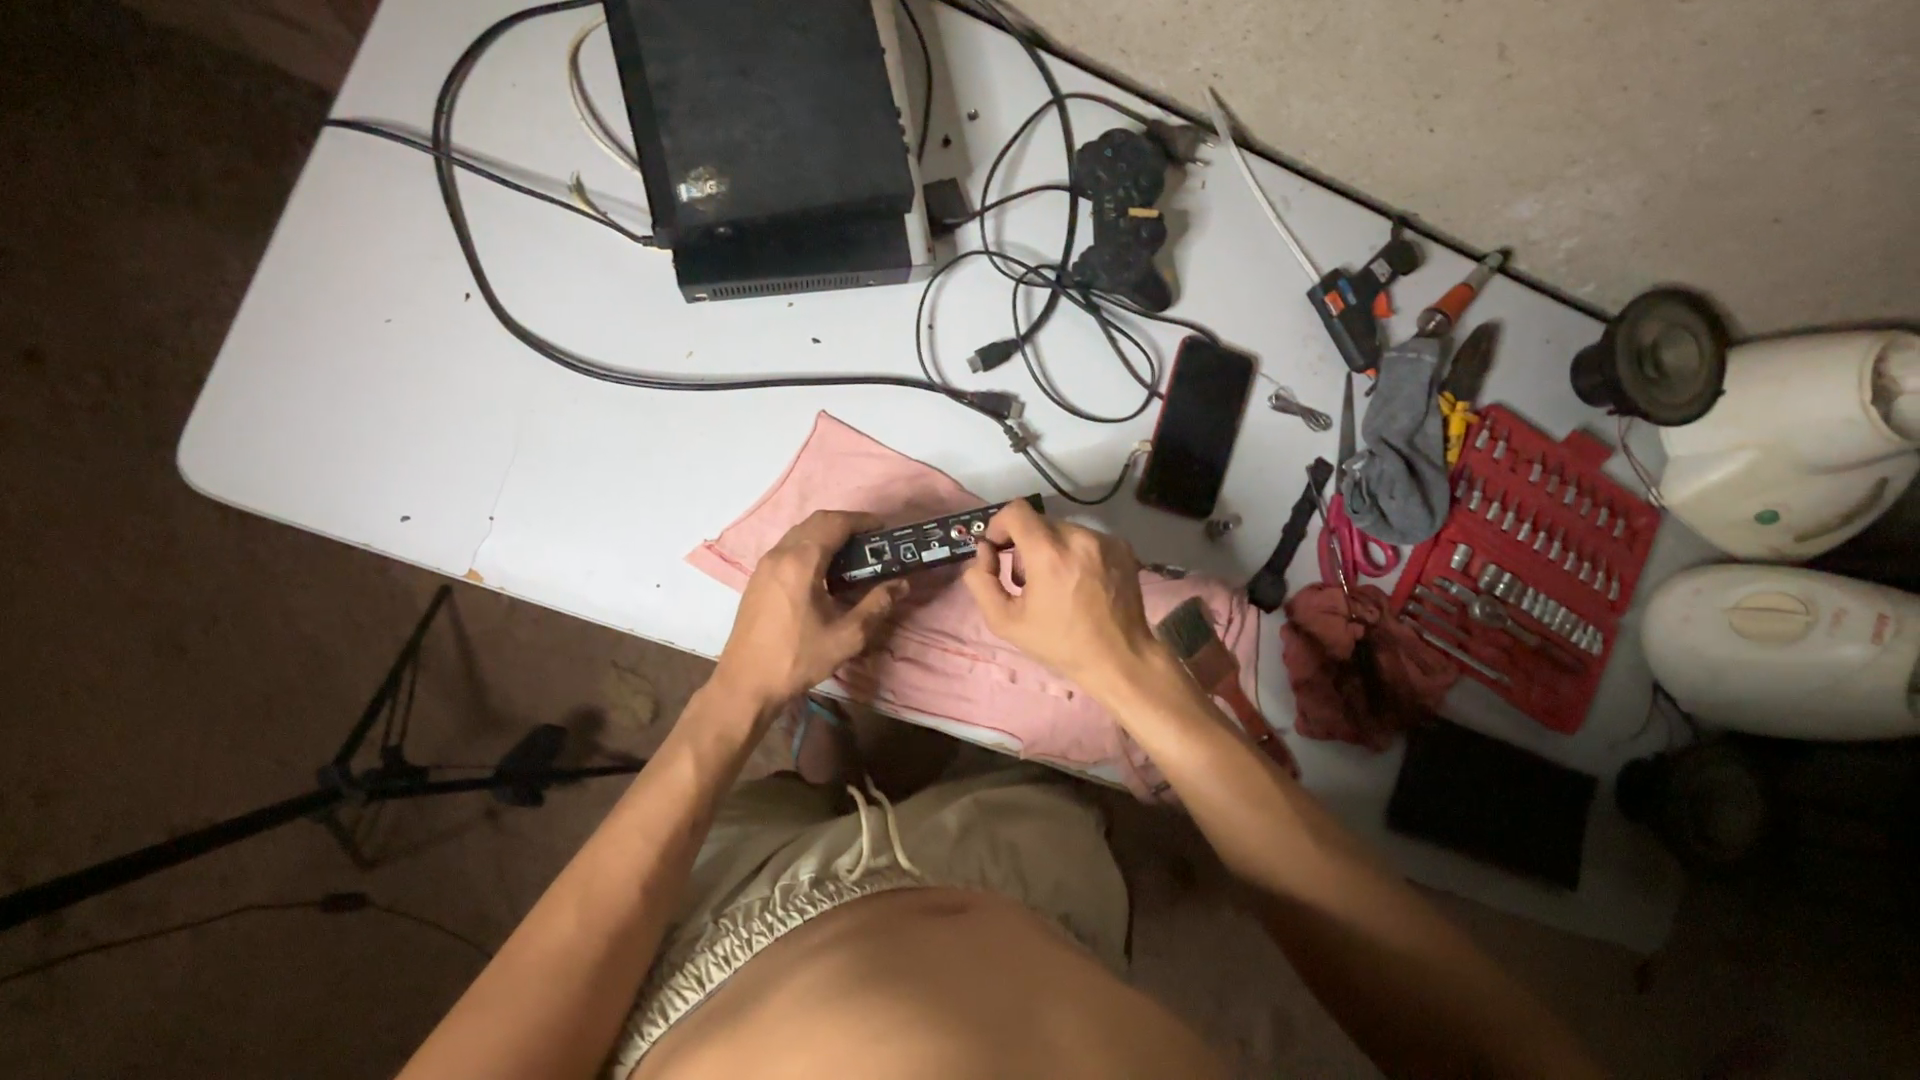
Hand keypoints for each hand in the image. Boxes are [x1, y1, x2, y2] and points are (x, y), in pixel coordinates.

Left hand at [712, 511, 907, 712]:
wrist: (746, 683)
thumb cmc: (797, 658)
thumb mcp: (846, 636)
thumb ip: (876, 606)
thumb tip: (901, 584)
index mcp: (801, 562)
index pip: (835, 523)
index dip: (862, 520)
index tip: (883, 529)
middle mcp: (779, 555)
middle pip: (816, 522)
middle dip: (846, 524)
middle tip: (871, 541)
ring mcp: (764, 566)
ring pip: (799, 534)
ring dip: (827, 535)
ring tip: (852, 555)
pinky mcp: (758, 579)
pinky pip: (788, 549)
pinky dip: (810, 547)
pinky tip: (824, 573)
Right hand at [962, 499, 1165, 695]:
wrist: (1118, 658)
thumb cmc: (1060, 643)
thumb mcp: (1005, 622)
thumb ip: (981, 582)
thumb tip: (983, 553)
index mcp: (1049, 553)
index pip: (1016, 511)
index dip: (1000, 525)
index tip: (999, 549)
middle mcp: (1079, 538)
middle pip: (1039, 523)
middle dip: (1025, 545)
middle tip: (1028, 581)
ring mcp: (1105, 541)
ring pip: (1063, 530)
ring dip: (1052, 549)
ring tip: (1057, 584)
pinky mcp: (1122, 547)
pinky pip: (1087, 539)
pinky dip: (1076, 553)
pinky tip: (1081, 583)